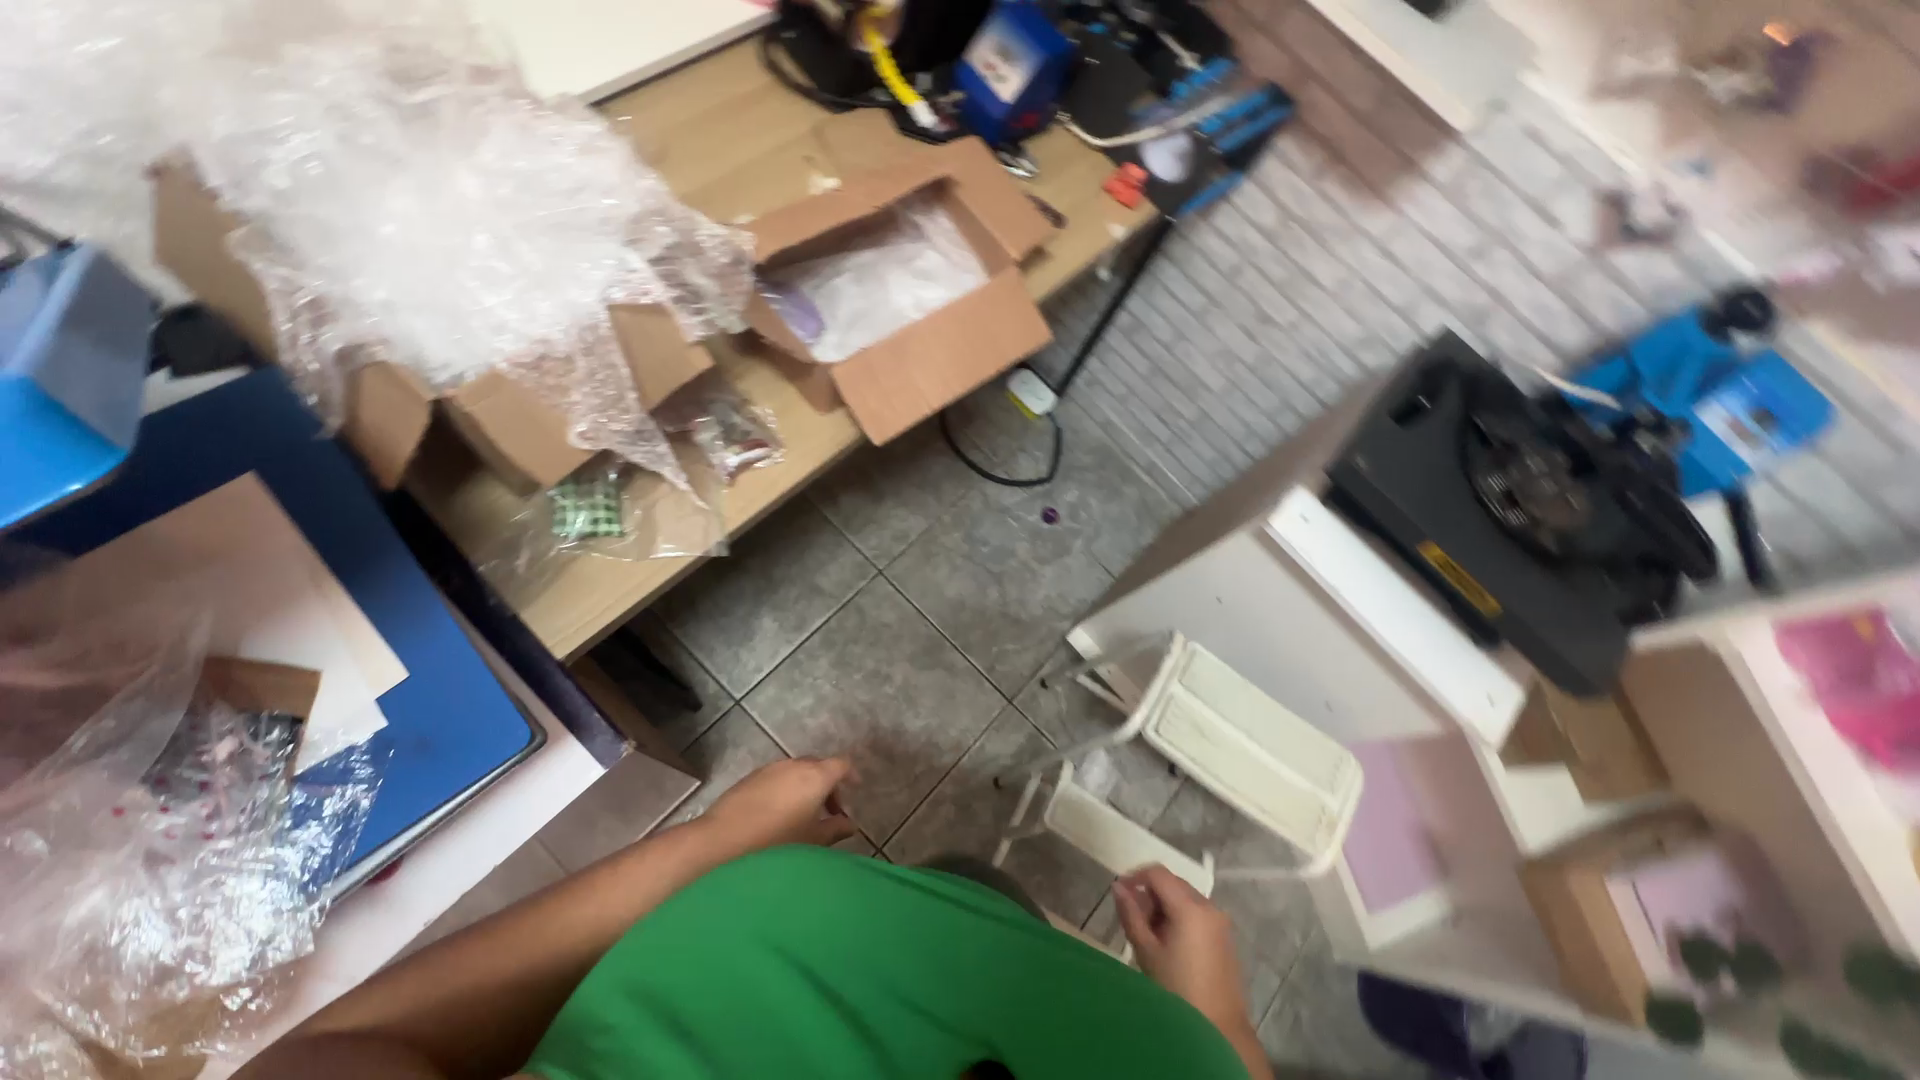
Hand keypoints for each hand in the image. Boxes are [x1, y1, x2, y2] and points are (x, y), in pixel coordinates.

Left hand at [698, 757, 857, 855]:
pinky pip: (777, 778)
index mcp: (816, 776)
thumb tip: (850, 824)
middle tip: (831, 812)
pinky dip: (786, 790)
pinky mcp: (750, 778)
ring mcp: (770, 769)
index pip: (842, 764)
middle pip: (819, 766)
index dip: (851, 775)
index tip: (855, 792)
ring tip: (804, 816)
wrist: (722, 841)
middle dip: (828, 785)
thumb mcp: (812, 841)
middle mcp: (794, 765)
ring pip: (797, 772)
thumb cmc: (777, 843)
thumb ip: (835, 829)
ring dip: (805, 788)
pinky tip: (779, 816)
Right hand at [1112, 865, 1252, 1038]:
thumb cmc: (1177, 989)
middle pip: (1173, 882)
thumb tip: (1118, 886)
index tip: (1119, 893)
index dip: (1135, 876)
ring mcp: (1221, 921)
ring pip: (1185, 896)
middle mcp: (1209, 906)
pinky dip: (1180, 915)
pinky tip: (1170, 943)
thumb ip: (1131, 913)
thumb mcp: (1146, 950)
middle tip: (1135, 919)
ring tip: (1151, 935)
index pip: (1158, 873)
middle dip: (1150, 893)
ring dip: (1165, 905)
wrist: (1219, 1026)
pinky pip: (1197, 912)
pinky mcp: (1225, 935)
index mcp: (1190, 908)